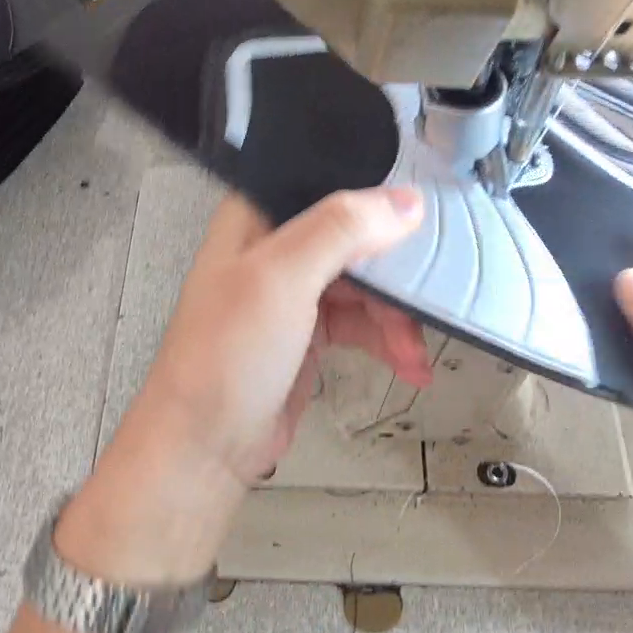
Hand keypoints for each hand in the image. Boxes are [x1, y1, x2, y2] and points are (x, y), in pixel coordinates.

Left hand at [56, 187, 429, 583]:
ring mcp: (293, 293)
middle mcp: (276, 248)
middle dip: (395, 271)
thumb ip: (340, 231)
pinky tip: (410, 364)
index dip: (377, 197)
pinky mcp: (310, 334)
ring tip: (415, 351)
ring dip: (397, 316)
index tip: (423, 215)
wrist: (205, 447)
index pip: (329, 186)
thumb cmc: (225, 357)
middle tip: (427, 297)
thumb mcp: (281, 279)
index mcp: (258, 217)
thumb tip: (405, 202)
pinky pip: (362, 323)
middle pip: (356, 238)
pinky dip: (388, 340)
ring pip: (365, 285)